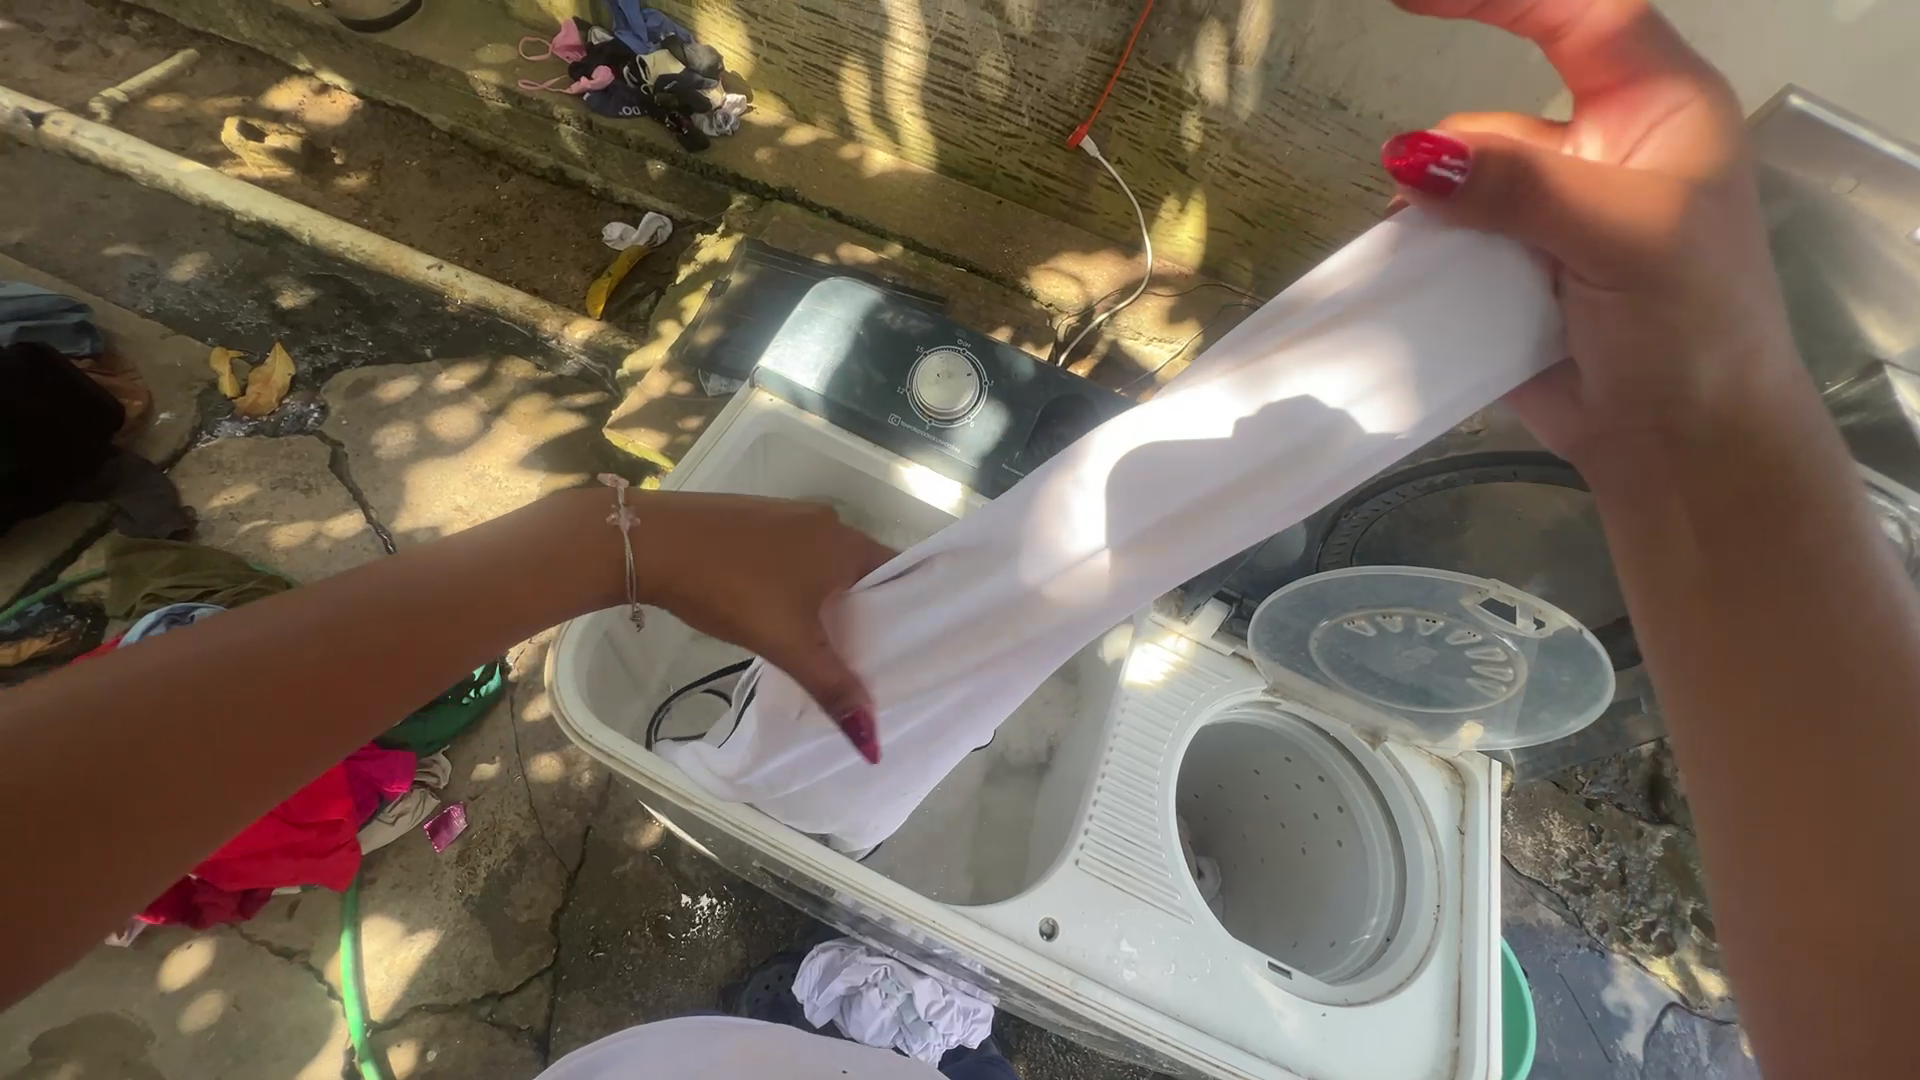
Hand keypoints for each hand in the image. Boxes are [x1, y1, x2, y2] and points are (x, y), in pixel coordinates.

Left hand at [636, 492, 893, 728]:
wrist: (652, 542)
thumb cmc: (733, 588)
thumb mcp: (787, 644)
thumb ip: (832, 688)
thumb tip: (872, 741)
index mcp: (848, 544)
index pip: (900, 575)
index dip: (909, 610)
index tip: (910, 646)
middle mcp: (828, 521)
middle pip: (863, 570)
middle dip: (864, 610)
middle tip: (866, 653)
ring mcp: (790, 514)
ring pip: (825, 562)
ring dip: (827, 595)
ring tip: (823, 638)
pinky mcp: (758, 518)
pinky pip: (795, 552)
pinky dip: (798, 579)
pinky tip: (778, 605)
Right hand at [1380, 0, 1803, 468]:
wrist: (1669, 433)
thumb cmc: (1688, 321)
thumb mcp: (1624, 234)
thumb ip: (1521, 187)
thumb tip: (1406, 155)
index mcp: (1650, 114)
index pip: (1579, 17)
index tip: (1411, 1)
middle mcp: (1589, 158)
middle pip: (1489, 125)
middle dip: (1447, 161)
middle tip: (1424, 214)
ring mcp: (1541, 222)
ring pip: (1453, 193)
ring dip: (1425, 220)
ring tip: (1422, 263)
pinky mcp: (1503, 277)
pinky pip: (1441, 249)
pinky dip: (1416, 261)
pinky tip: (1410, 282)